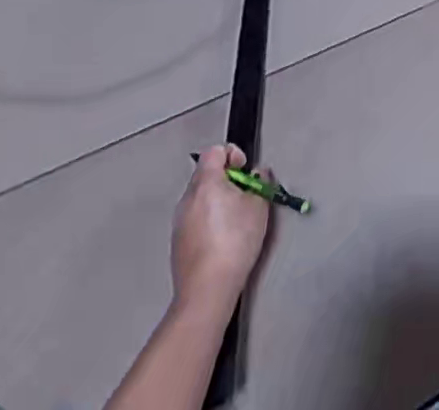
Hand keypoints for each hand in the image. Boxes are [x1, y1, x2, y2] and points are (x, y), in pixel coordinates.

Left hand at [172, 144, 270, 310]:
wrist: (207, 288)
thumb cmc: (236, 241)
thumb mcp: (259, 207)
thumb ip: (261, 183)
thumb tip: (259, 173)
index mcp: (206, 182)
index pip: (214, 150)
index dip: (232, 154)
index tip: (245, 171)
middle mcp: (187, 196)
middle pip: (206, 173)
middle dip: (227, 178)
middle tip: (244, 194)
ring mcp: (179, 219)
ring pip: (200, 196)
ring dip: (217, 198)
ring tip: (235, 218)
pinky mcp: (177, 239)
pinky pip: (194, 216)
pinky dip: (208, 217)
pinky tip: (221, 237)